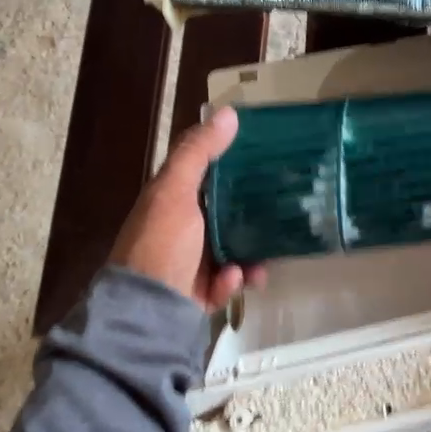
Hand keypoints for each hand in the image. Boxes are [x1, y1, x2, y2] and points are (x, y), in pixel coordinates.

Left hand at [109, 106, 264, 310]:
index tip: (269, 151)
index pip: (207, 172)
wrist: (145, 319)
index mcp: (171, 201)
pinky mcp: (203, 292)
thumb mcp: (174, 193)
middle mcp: (182, 229)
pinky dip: (238, 277)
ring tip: (267, 252)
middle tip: (285, 200)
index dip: (235, 159)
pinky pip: (232, 278)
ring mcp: (192, 263)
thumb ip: (198, 154)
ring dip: (253, 247)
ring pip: (236, 244)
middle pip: (227, 209)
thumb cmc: (160, 247)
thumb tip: (229, 112)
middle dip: (255, 208)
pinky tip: (238, 278)